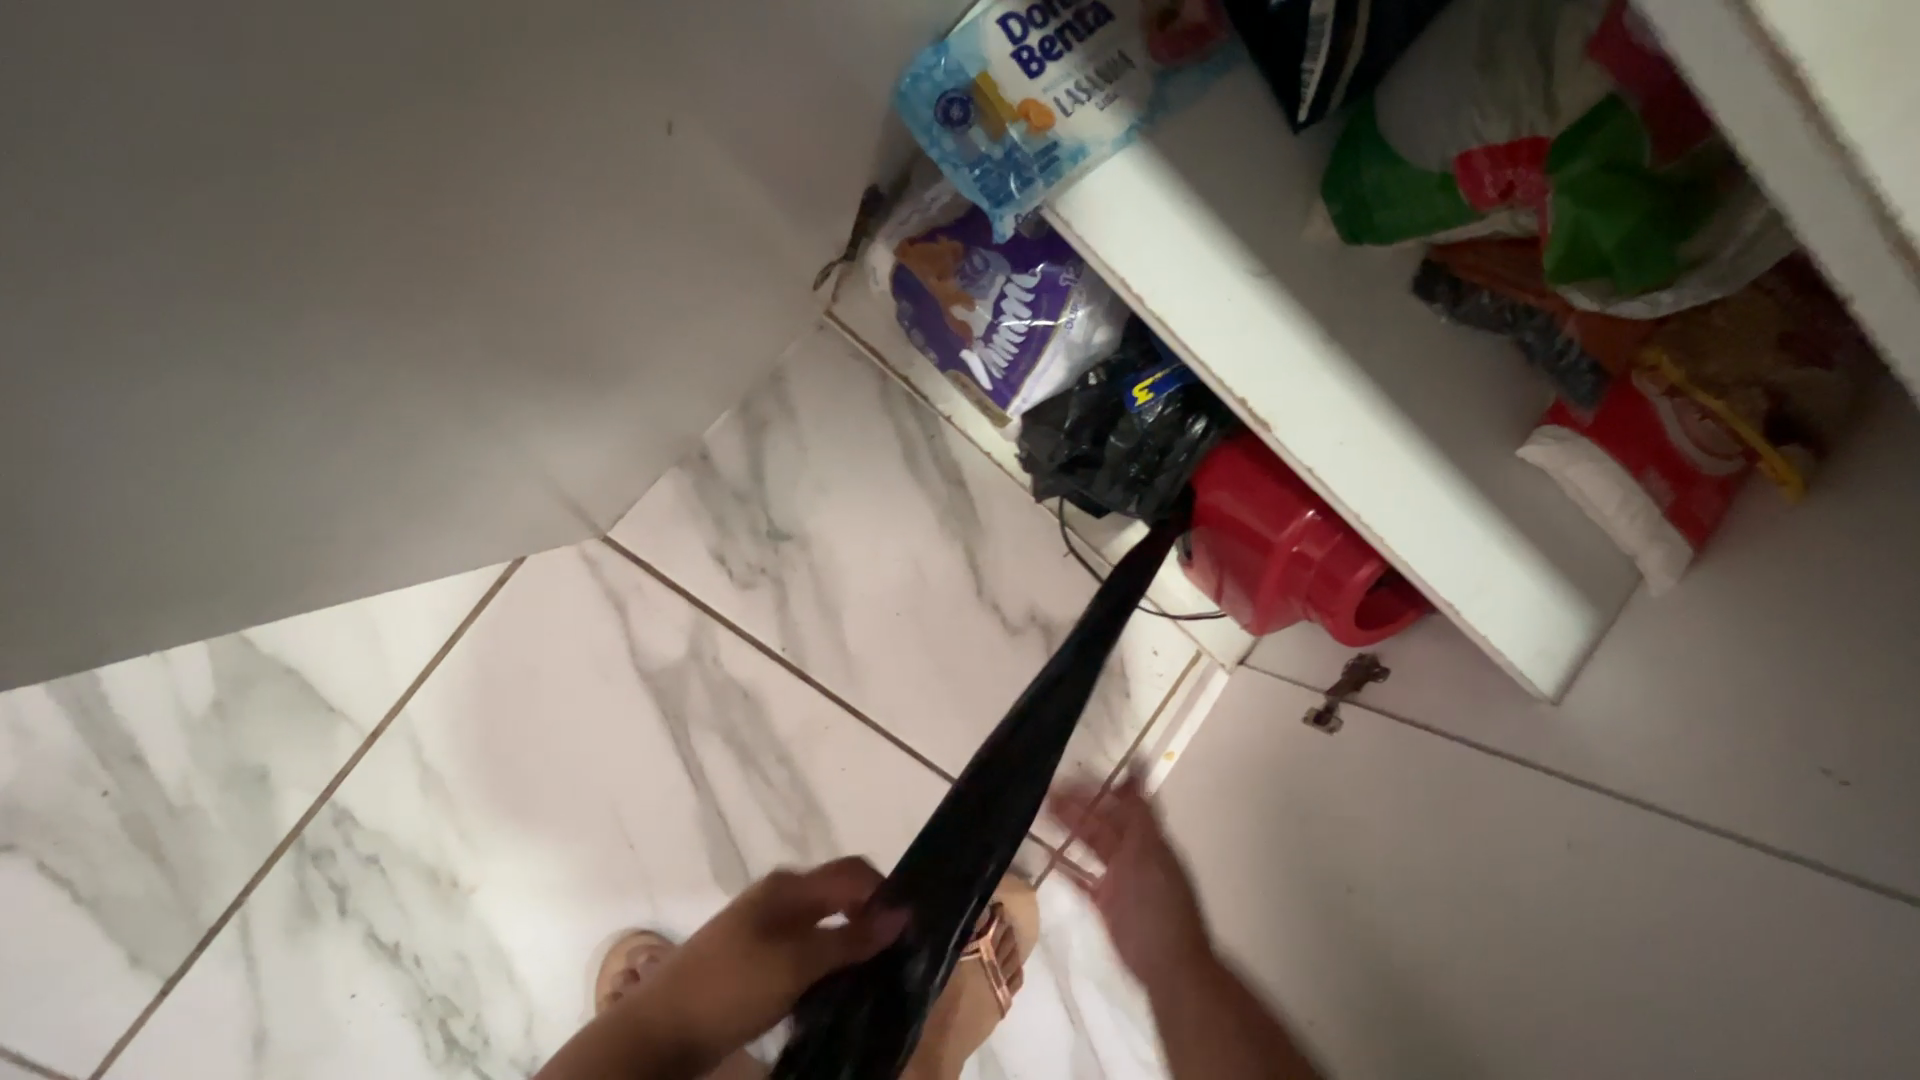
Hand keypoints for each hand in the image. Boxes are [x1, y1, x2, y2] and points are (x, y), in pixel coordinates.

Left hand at [637, 857, 907, 1062]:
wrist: (657, 1032)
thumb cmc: (731, 987)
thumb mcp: (796, 965)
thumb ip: (851, 939)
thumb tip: (903, 913)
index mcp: (789, 886)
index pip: (854, 871)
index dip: (886, 893)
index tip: (911, 931)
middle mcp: (779, 895)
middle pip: (839, 894)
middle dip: (871, 919)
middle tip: (897, 957)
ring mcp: (764, 925)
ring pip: (823, 923)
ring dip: (849, 943)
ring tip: (873, 976)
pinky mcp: (755, 955)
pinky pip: (805, 947)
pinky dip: (825, 961)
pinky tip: (835, 988)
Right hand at [1048, 775, 1211, 988]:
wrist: (1169, 967)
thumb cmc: (1159, 908)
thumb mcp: (1150, 853)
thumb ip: (1141, 812)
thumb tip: (1139, 766)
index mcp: (1147, 840)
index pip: (1124, 804)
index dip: (1102, 787)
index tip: (1075, 771)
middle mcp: (1133, 855)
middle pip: (1103, 824)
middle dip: (1078, 806)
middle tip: (1046, 790)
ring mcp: (1119, 880)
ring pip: (1092, 847)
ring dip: (1069, 830)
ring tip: (1041, 812)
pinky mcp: (1106, 904)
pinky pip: (1083, 880)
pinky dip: (1067, 867)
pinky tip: (1047, 855)